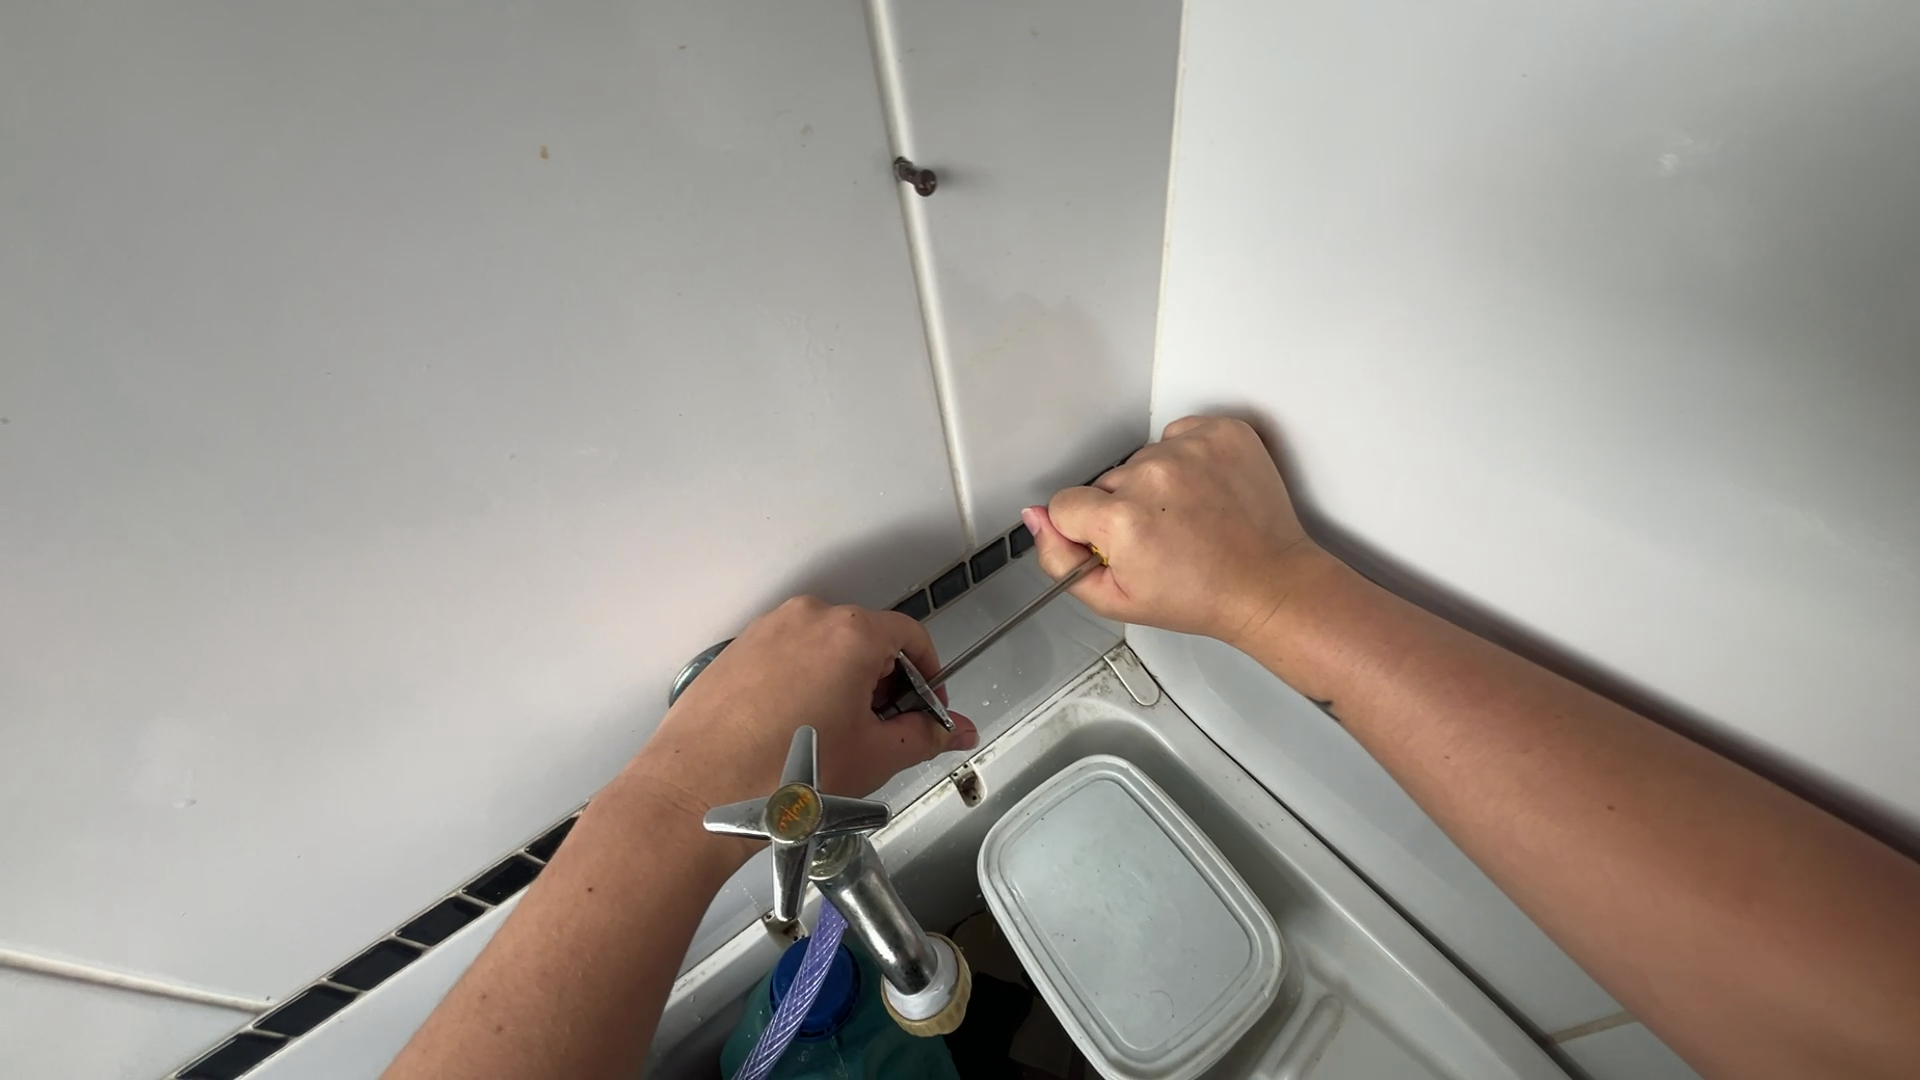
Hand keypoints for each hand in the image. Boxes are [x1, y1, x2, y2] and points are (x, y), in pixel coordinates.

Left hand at [629, 598, 978, 822]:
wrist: (695, 795)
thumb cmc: (790, 775)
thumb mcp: (873, 757)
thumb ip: (925, 736)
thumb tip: (960, 731)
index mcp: (851, 632)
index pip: (911, 636)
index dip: (928, 674)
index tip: (925, 708)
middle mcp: (810, 616)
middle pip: (868, 638)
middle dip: (885, 681)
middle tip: (882, 729)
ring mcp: (768, 629)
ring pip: (827, 646)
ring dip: (845, 681)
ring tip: (836, 734)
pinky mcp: (737, 648)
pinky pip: (790, 654)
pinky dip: (806, 680)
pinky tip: (795, 727)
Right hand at [1023, 416, 1333, 646]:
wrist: (1269, 583)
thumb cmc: (1199, 596)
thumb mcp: (1113, 599)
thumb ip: (1058, 558)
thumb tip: (1035, 517)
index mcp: (1121, 519)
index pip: (1065, 504)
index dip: (1087, 531)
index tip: (1119, 546)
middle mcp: (1152, 475)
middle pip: (1105, 482)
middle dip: (1121, 507)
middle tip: (1160, 537)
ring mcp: (1190, 449)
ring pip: (1141, 460)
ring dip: (1155, 484)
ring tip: (1187, 516)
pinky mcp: (1221, 432)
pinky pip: (1177, 436)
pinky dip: (1185, 459)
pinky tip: (1203, 491)